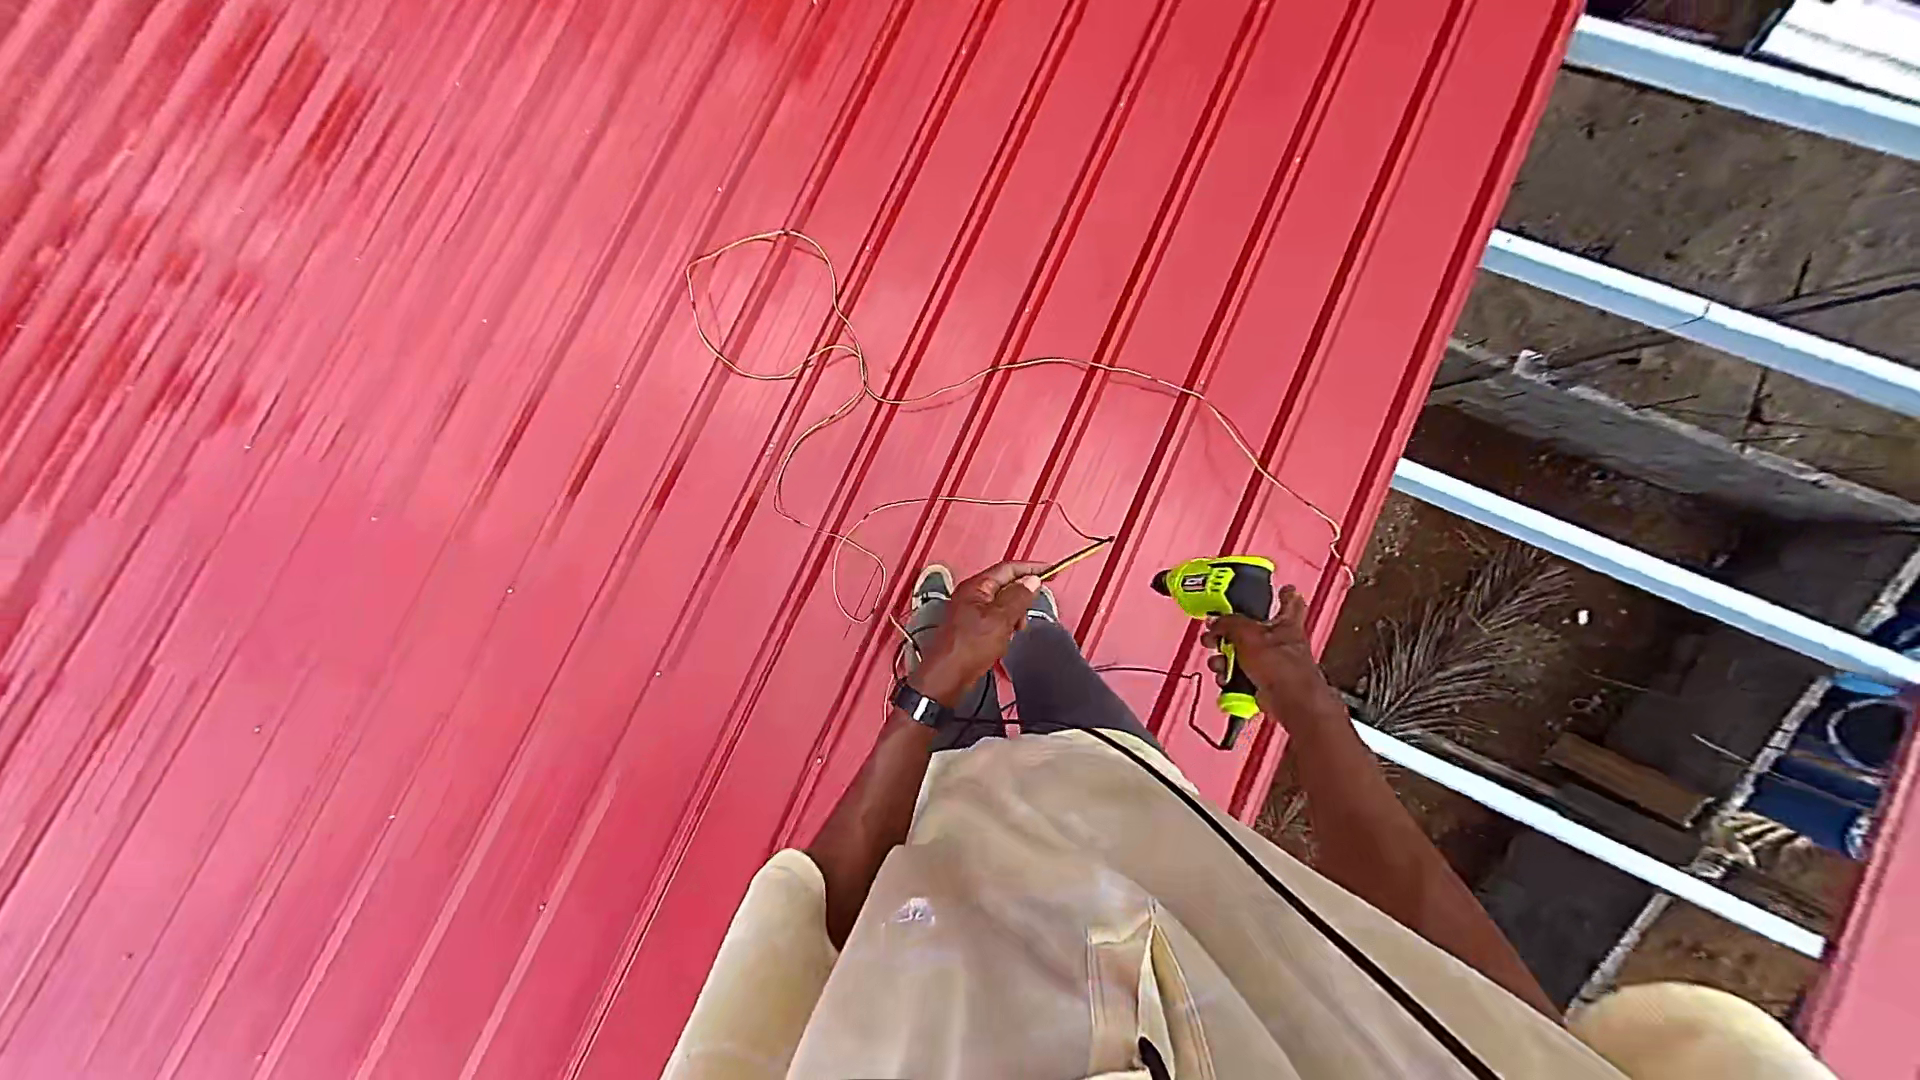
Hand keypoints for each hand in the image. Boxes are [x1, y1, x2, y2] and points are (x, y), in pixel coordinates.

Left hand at [910, 561, 1047, 705]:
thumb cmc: (964, 649)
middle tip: (1030, 609)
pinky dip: (1006, 627)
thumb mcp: (1000, 619)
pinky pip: (997, 620)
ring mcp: (971, 612)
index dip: (1031, 569)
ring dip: (1014, 616)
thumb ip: (1018, 597)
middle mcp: (971, 596)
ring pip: (1003, 605)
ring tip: (1014, 629)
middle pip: (1006, 586)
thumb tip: (1031, 581)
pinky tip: (1004, 639)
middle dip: (1022, 598)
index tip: (1049, 571)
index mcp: (976, 587)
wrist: (947, 676)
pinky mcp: (973, 628)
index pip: (1008, 568)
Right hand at [1201, 584, 1344, 729]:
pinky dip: (1229, 676)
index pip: (1290, 602)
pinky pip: (1239, 674)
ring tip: (1220, 661)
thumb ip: (1229, 623)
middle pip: (1251, 630)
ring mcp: (1271, 663)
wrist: (1289, 701)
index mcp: (1285, 623)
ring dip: (1225, 658)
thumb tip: (1215, 621)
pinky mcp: (1262, 681)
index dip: (1285, 594)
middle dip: (1229, 633)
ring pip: (1240, 654)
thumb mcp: (1248, 634)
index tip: (1282, 588)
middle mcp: (1281, 642)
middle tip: (1217, 634)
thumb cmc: (1284, 668)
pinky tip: (1226, 677)